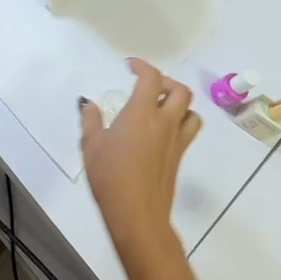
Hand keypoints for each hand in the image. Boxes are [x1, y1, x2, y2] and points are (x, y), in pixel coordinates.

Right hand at [80, 59, 201, 246]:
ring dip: (179, 103)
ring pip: (191, 111)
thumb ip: (91, 120)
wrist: (137, 213)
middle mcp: (164, 122)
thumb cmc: (110, 176)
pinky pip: (188, 131)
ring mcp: (176, 141)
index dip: (142, 66)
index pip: (151, 78)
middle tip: (148, 87)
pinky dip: (180, 123)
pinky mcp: (179, 158)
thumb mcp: (91, 145)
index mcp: (141, 112)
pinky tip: (161, 133)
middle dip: (166, 82)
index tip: (130, 66)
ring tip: (161, 108)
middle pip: (180, 91)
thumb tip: (89, 104)